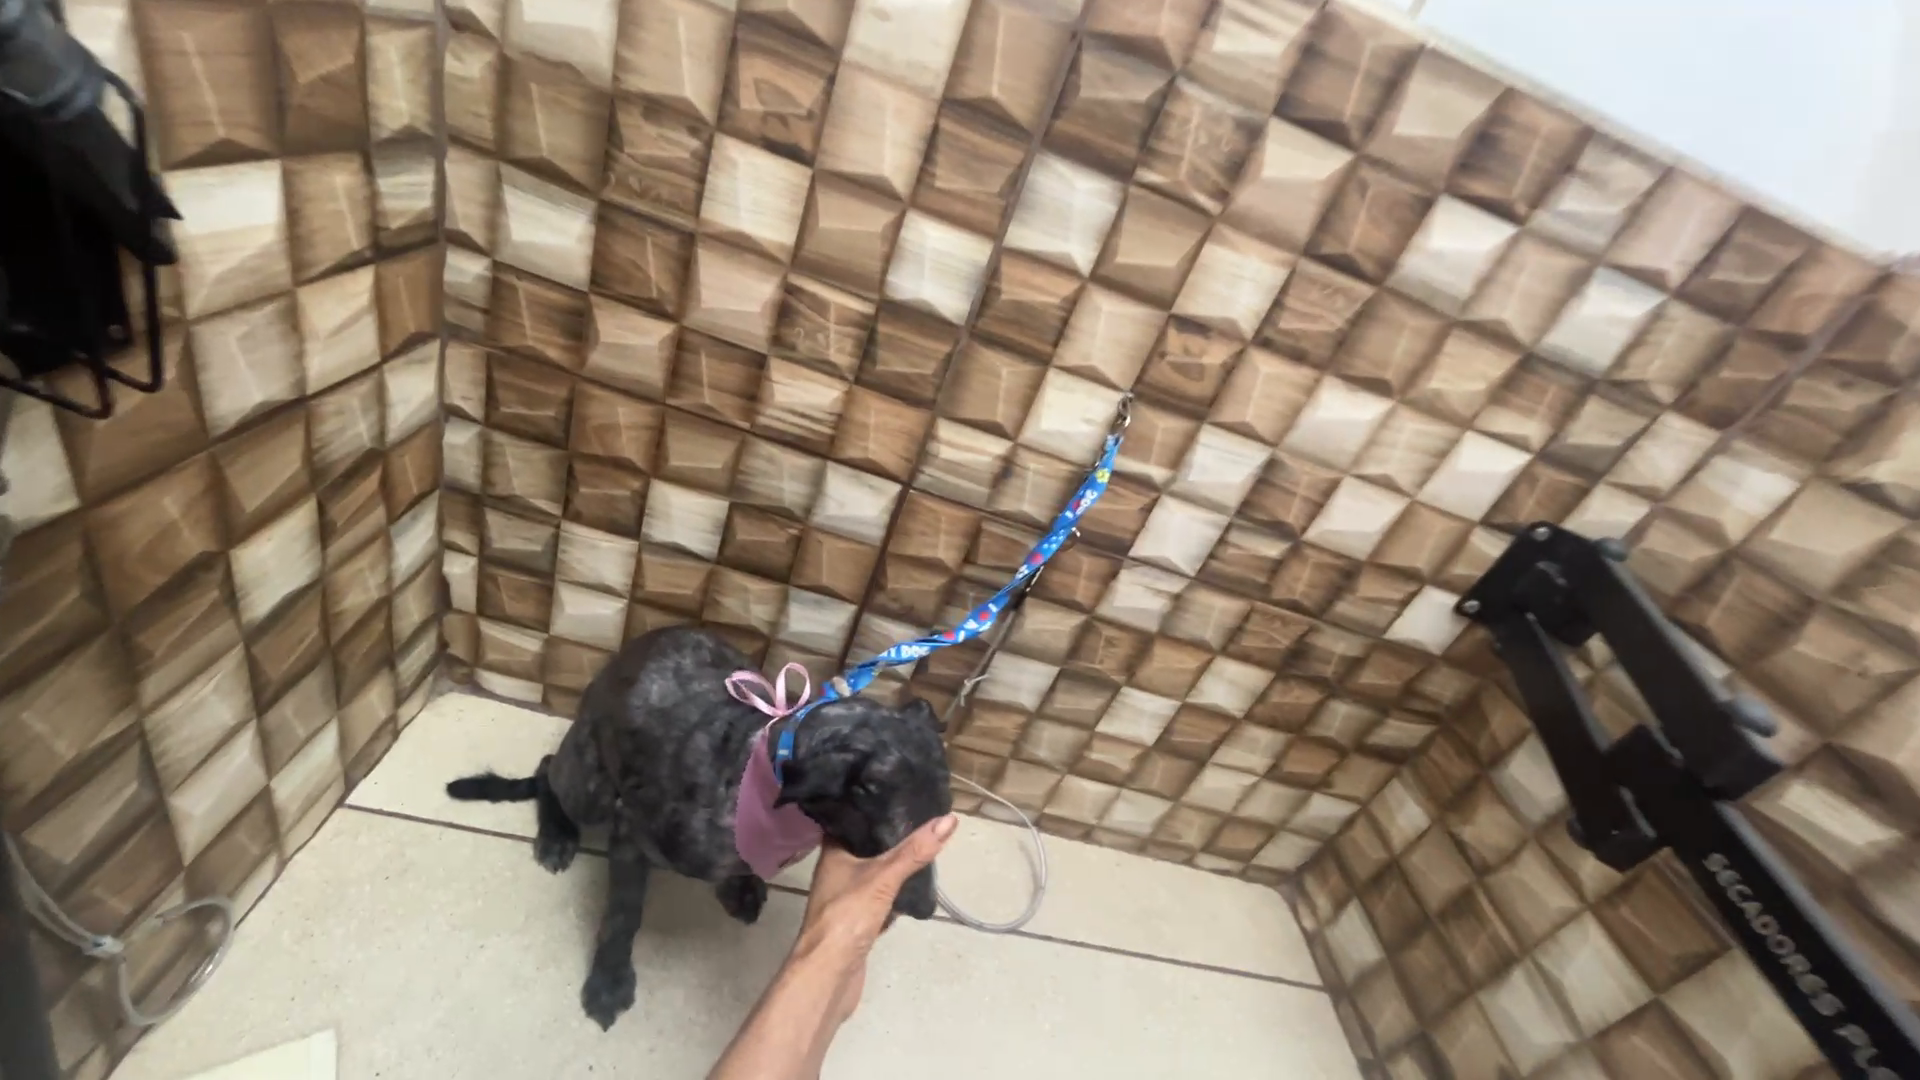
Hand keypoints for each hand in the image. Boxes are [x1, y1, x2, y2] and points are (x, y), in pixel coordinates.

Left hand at [793, 815, 957, 1019]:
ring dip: (894, 862)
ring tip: (923, 843)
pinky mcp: (857, 920)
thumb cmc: (847, 918)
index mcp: (833, 852)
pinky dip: (895, 891)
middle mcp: (836, 870)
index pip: (852, 817)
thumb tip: (949, 819)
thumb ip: (914, 850)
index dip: (873, 803)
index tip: (899, 789)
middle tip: (920, 814)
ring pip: (874, 871)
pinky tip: (914, 885)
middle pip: (866, 844)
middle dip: (890, 833)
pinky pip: (880, 896)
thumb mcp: (883, 877)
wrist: (828, 977)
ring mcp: (846, 897)